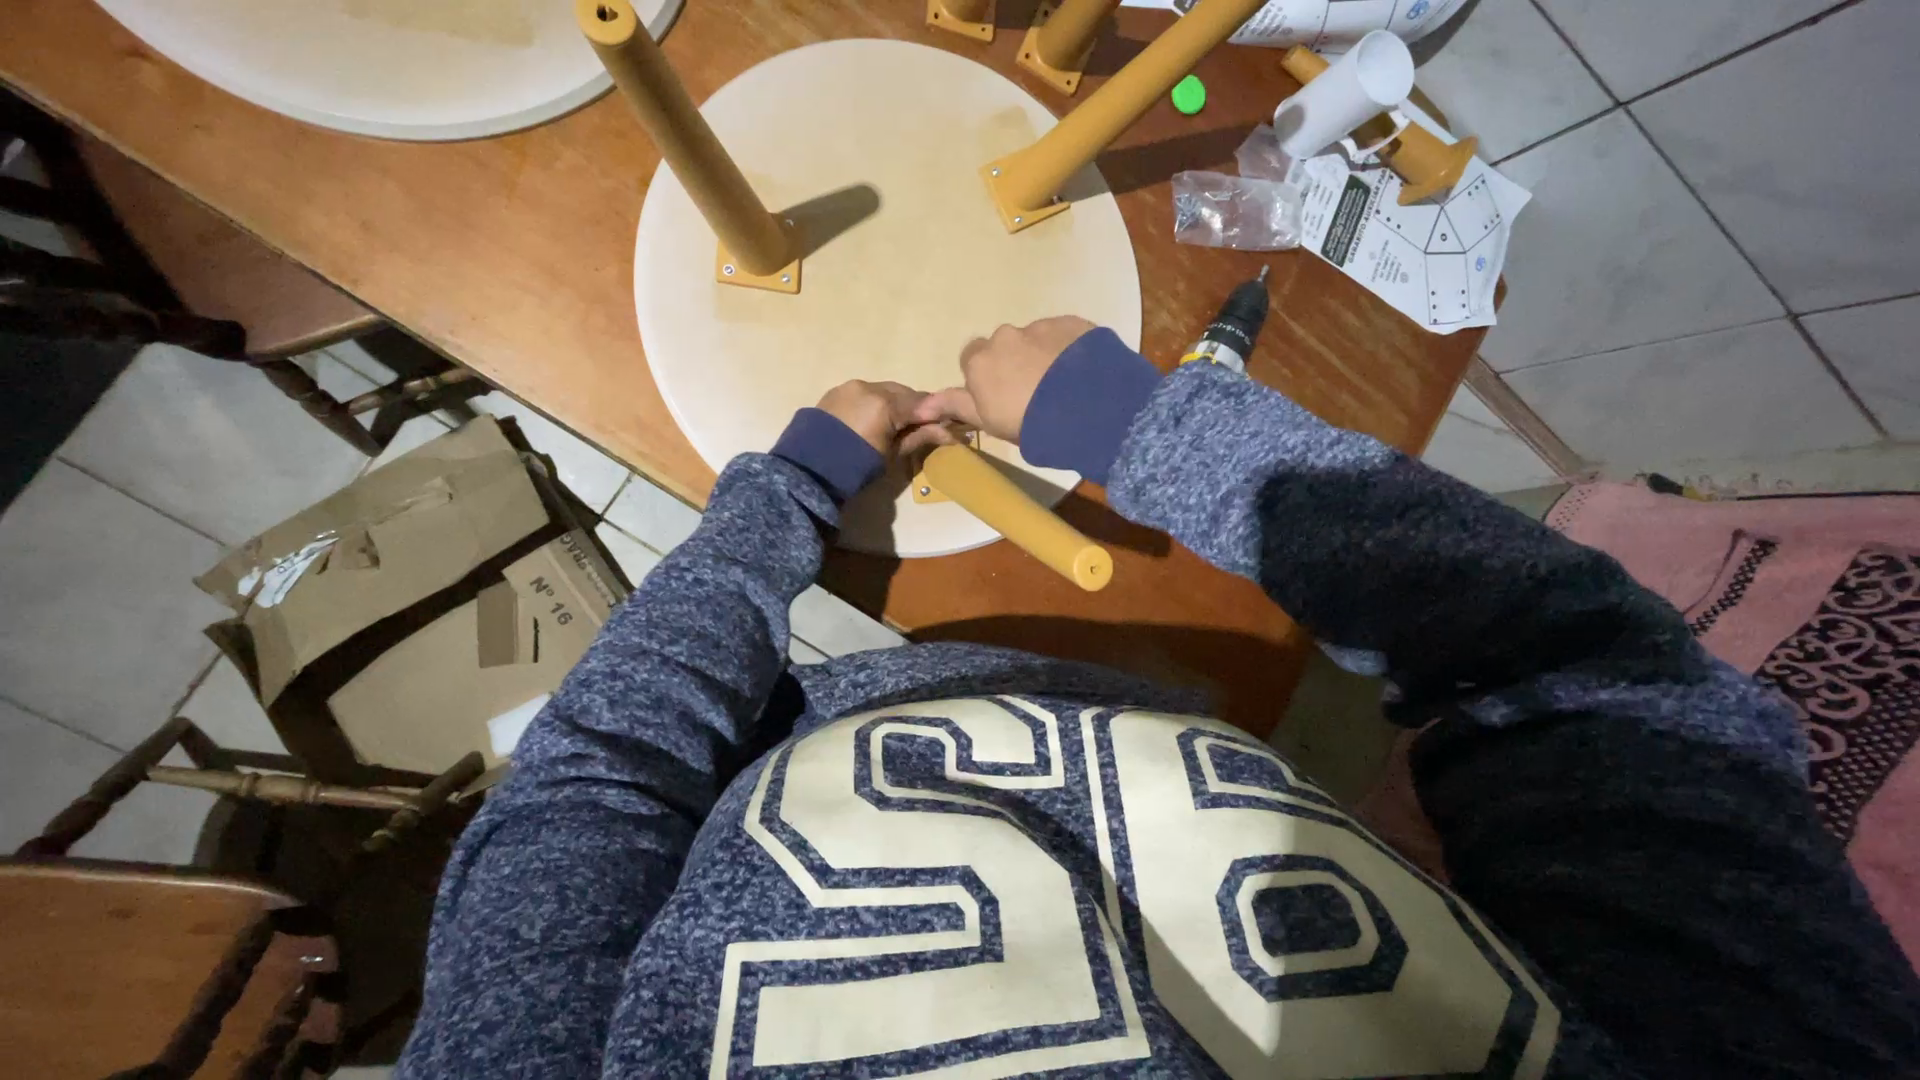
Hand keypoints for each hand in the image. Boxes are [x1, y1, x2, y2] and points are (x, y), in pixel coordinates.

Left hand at [815, 379, 962, 460]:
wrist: (807, 470)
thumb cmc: (855, 467)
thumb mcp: (891, 455)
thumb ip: (919, 437)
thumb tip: (947, 433)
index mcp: (885, 404)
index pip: (921, 403)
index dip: (934, 414)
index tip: (943, 424)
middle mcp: (869, 387)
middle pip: (902, 392)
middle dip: (913, 407)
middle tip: (918, 427)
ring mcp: (850, 387)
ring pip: (883, 390)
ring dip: (893, 403)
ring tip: (893, 425)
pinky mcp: (835, 391)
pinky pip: (863, 392)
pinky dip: (874, 402)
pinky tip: (872, 420)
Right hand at [913, 316, 1094, 443]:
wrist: (1082, 407)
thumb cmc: (1025, 421)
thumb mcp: (986, 421)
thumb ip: (955, 406)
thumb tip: (920, 406)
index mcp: (980, 360)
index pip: (973, 361)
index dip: (987, 378)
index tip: (1002, 397)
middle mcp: (1004, 336)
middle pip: (1003, 347)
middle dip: (1014, 363)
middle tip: (1034, 392)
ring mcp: (1039, 327)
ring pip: (1035, 339)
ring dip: (1042, 356)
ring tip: (1062, 384)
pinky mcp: (1071, 323)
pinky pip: (1064, 335)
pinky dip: (1067, 350)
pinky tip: (1081, 372)